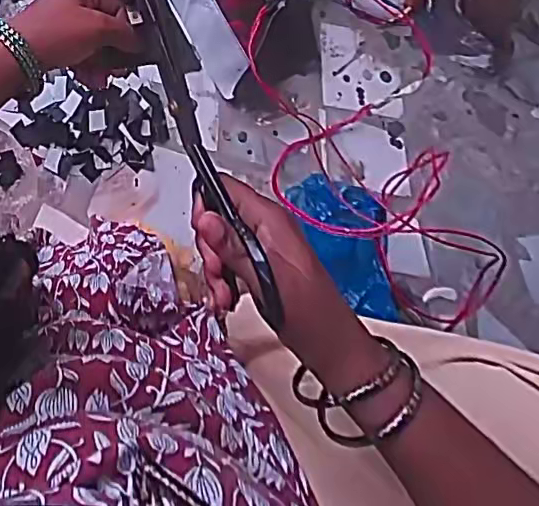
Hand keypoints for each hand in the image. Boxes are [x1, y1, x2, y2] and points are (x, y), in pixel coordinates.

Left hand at [7, 0, 139, 87]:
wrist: (16, 56)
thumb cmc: (47, 32)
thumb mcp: (98, 29)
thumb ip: (124, 33)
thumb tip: (136, 40)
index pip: (117, 5)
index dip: (126, 28)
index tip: (132, 46)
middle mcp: (68, 1)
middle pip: (103, 27)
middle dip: (113, 50)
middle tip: (119, 65)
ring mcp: (59, 22)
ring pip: (90, 43)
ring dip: (101, 62)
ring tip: (104, 75)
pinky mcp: (51, 42)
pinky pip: (77, 53)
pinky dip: (86, 66)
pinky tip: (91, 77)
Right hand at [193, 176, 378, 378]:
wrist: (334, 350)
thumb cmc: (311, 316)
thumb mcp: (266, 281)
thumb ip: (233, 247)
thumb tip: (206, 218)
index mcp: (270, 220)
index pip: (223, 187)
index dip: (204, 206)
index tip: (204, 239)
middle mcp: (264, 226)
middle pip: (216, 216)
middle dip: (208, 246)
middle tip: (216, 272)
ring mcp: (261, 244)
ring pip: (218, 241)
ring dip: (213, 268)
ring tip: (223, 293)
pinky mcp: (258, 262)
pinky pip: (228, 258)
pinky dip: (221, 277)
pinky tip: (226, 298)